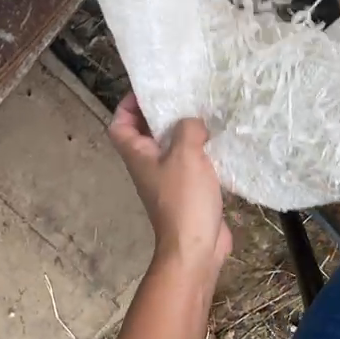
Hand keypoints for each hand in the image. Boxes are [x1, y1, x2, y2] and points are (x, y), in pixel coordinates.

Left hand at [108, 95, 232, 277]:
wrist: (196, 247)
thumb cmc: (184, 199)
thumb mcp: (186, 153)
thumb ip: (188, 128)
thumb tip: (194, 123)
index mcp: (138, 155)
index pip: (120, 124)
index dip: (128, 105)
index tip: (149, 91)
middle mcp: (149, 167)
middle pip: (148, 134)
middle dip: (164, 115)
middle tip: (185, 98)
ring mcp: (168, 182)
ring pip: (173, 150)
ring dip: (187, 134)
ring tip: (206, 116)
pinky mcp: (189, 194)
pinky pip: (192, 167)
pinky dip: (203, 155)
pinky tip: (219, 145)